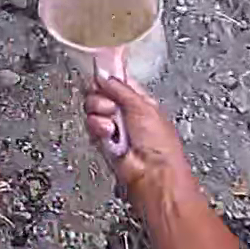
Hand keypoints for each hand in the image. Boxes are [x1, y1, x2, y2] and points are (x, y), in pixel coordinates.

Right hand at [84, 76, 190, 197]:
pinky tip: (109, 134)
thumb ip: (120, 87)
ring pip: (92, 107)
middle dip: (101, 97)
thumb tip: (103, 74)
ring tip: (113, 124)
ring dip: (100, 113)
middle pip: (99, 92)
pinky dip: (98, 128)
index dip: (108, 78)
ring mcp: (112, 125)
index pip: (117, 81)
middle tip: (111, 106)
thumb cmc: (158, 143)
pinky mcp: (102, 139)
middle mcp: (124, 112)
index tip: (100, 75)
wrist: (151, 173)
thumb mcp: (142, 106)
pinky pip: (91, 124)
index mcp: (138, 100)